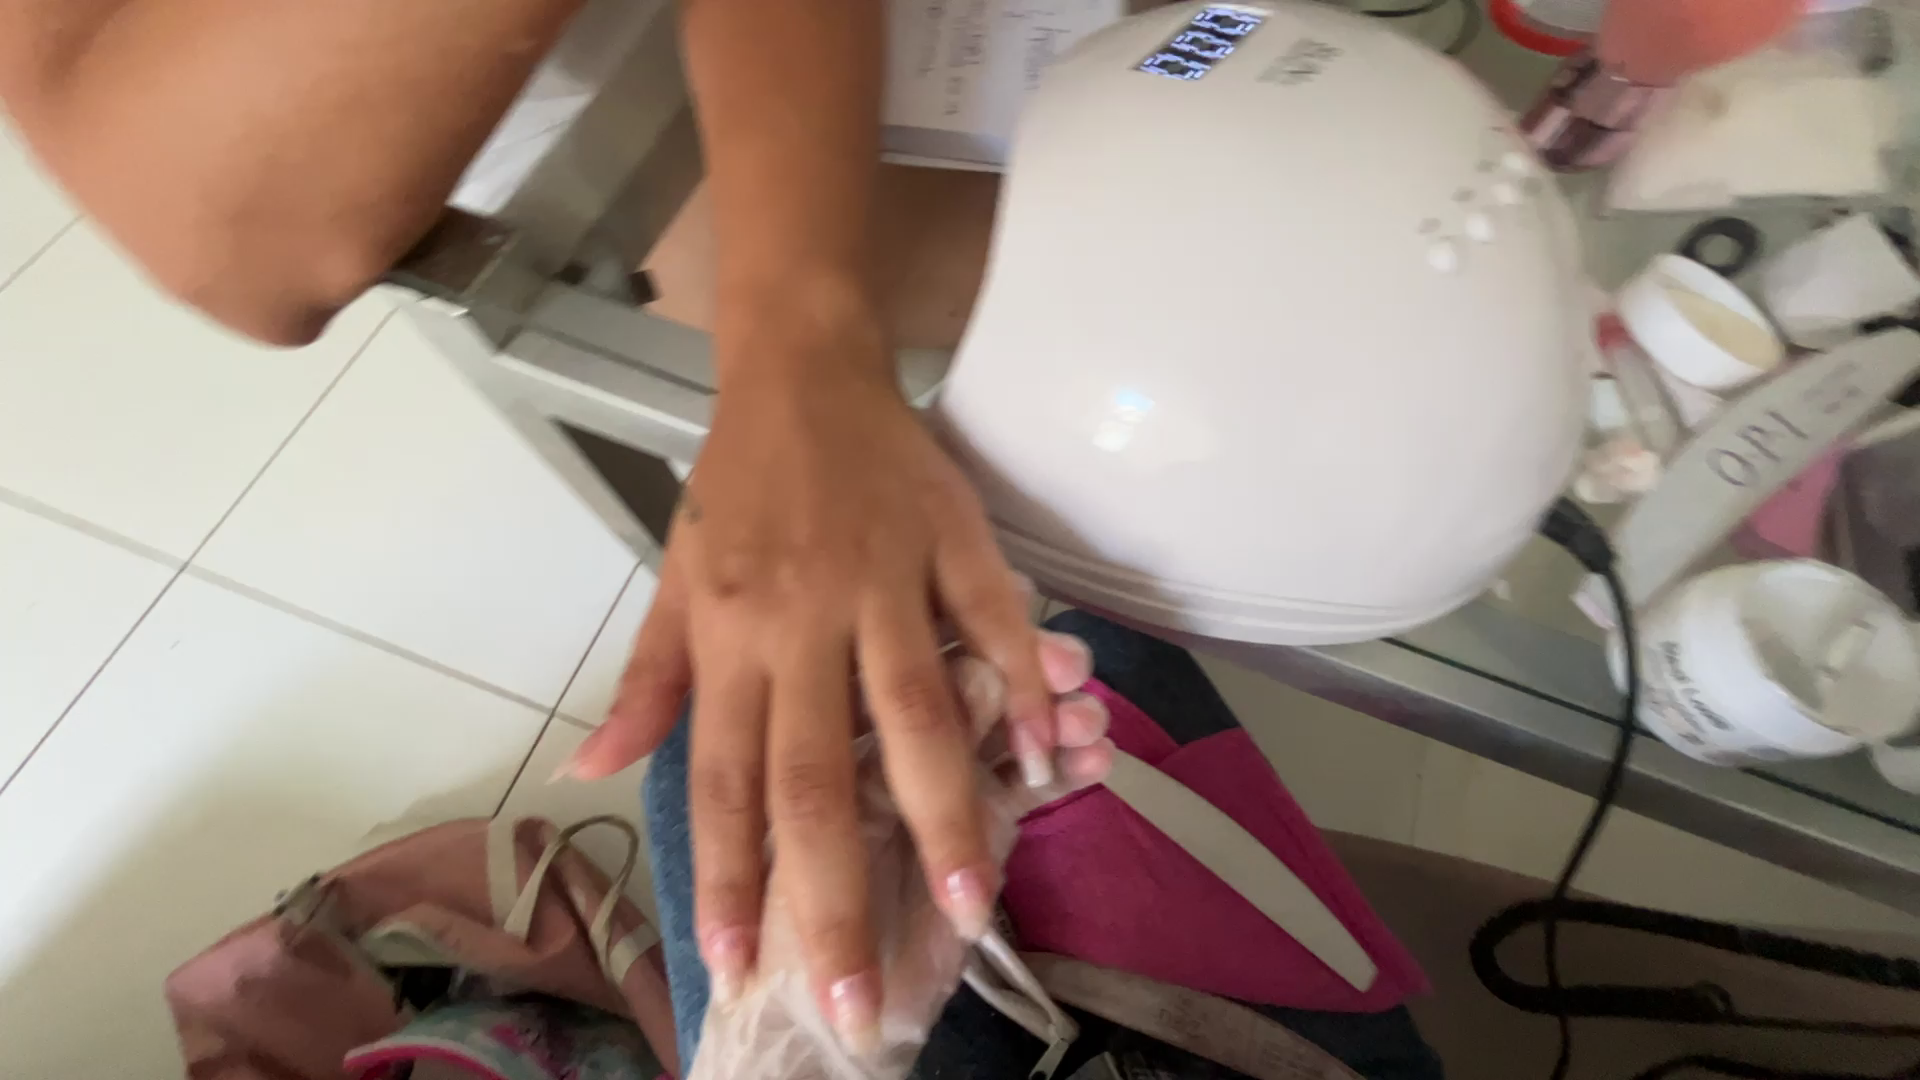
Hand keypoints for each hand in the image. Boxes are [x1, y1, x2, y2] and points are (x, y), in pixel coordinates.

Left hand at [566, 300, 1080, 1046]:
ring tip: (966, 905)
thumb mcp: (675, 572)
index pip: (728, 778)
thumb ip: (646, 675)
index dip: (731, 879)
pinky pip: (992, 621)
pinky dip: (1022, 686)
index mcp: (729, 630)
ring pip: (914, 710)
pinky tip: (1044, 755)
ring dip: (941, 813)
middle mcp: (802, 618)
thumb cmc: (736, 481)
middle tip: (862, 998)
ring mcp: (884, 578)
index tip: (744, 970)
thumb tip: (596, 771)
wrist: (801, 372)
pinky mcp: (949, 539)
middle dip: (836, 894)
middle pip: (820, 771)